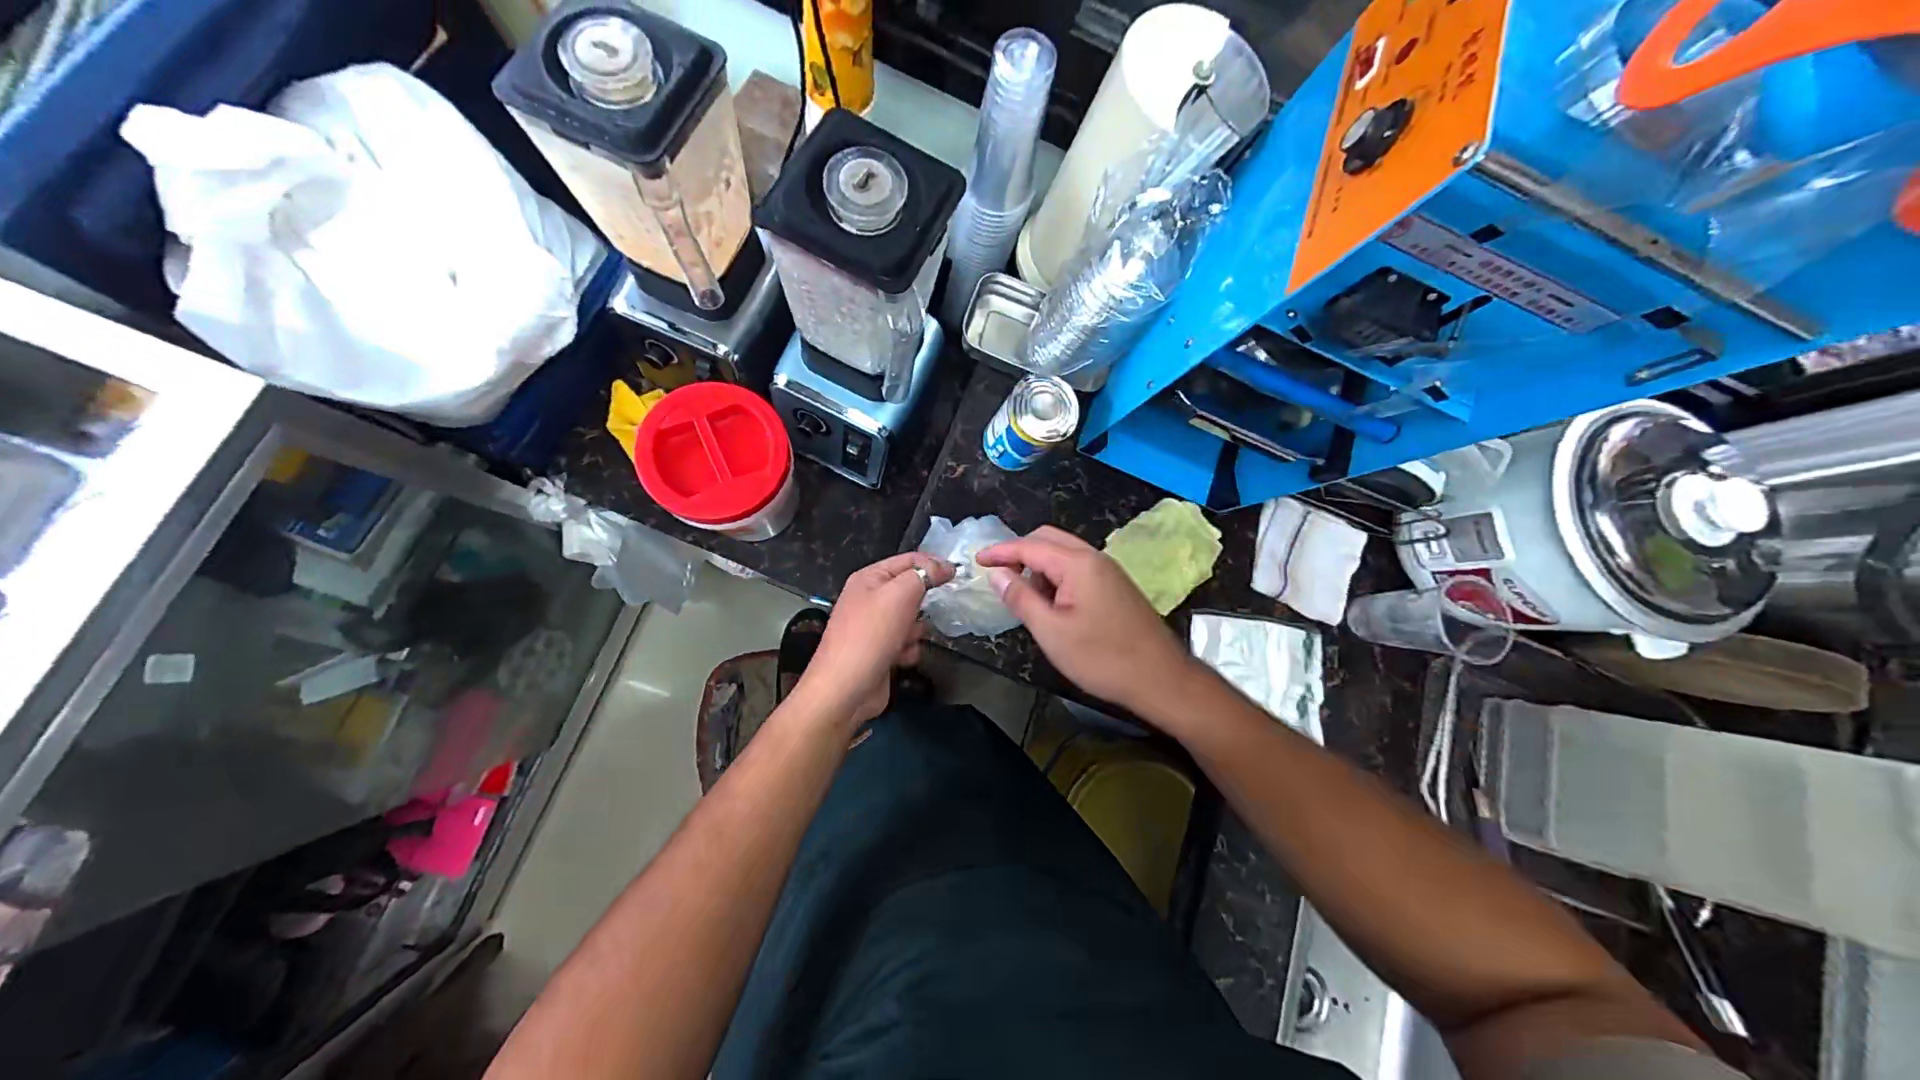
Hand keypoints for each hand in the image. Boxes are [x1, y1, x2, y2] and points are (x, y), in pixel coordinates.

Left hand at [792, 552, 954, 728]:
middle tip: (932, 610)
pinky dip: (909, 650)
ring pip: (912, 619)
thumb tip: (944, 567)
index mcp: (869, 578)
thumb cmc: (871, 636)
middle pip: (911, 590)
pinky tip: (902, 658)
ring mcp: (874, 627)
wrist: (846, 689)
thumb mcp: (900, 595)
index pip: (908, 560)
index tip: (957, 575)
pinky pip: (906, 643)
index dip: (933, 564)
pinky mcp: (881, 651)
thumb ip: (924, 575)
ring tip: (908, 639)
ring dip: (917, 630)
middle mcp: (870, 599)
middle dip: (923, 603)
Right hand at [976, 526, 1200, 715]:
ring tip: (1022, 594)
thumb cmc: (1102, 658)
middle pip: (1049, 539)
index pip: (1030, 545)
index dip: (1001, 552)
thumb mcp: (1051, 631)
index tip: (977, 560)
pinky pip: (1079, 568)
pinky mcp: (1116, 586)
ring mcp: (1109, 571)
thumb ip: (1020, 598)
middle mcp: (1095, 558)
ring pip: (1065, 553)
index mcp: (1078, 564)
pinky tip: (1050, 602)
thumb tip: (997, 574)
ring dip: (1039, 565)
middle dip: (1020, 552)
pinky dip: (1057, 575)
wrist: (1160, 678)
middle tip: (998, 574)